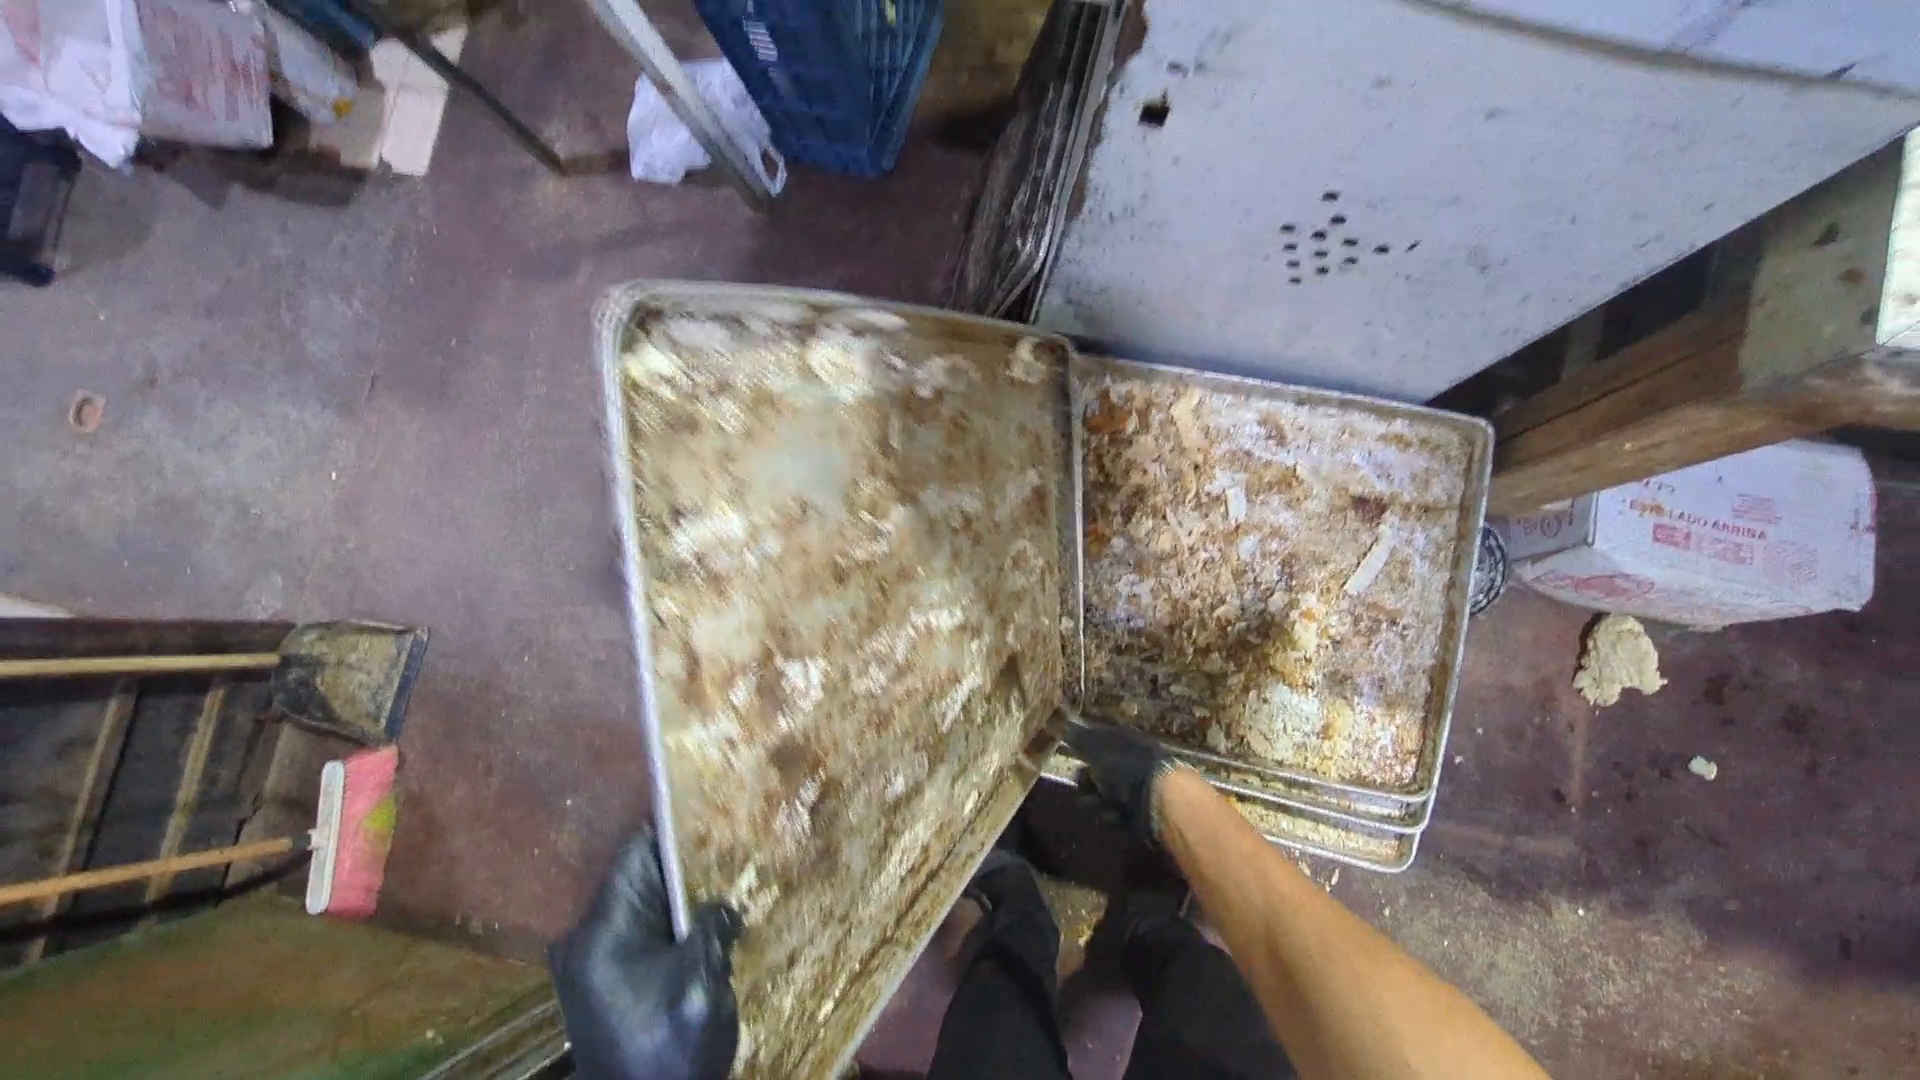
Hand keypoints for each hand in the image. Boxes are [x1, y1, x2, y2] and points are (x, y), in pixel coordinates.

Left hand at [550, 831, 743, 1079]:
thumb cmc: (667, 1052)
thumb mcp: (700, 986)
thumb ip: (710, 928)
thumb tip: (723, 900)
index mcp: (600, 933)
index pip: (635, 852)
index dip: (676, 827)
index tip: (718, 809)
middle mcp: (586, 937)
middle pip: (641, 874)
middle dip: (688, 862)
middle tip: (737, 842)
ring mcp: (592, 960)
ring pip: (645, 900)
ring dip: (685, 894)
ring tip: (732, 875)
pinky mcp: (604, 978)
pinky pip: (642, 928)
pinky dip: (674, 921)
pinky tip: (711, 920)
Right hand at [1061, 711, 1179, 846]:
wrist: (1160, 804)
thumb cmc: (1127, 769)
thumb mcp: (1098, 749)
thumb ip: (1080, 739)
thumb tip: (1064, 725)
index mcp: (1127, 742)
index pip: (1101, 740)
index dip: (1084, 746)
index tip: (1070, 754)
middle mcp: (1133, 763)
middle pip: (1100, 770)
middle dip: (1086, 779)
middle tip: (1081, 783)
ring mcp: (1137, 790)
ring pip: (1104, 794)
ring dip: (1095, 800)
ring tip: (1094, 803)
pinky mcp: (1138, 815)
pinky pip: (1115, 814)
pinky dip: (1111, 815)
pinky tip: (1113, 815)